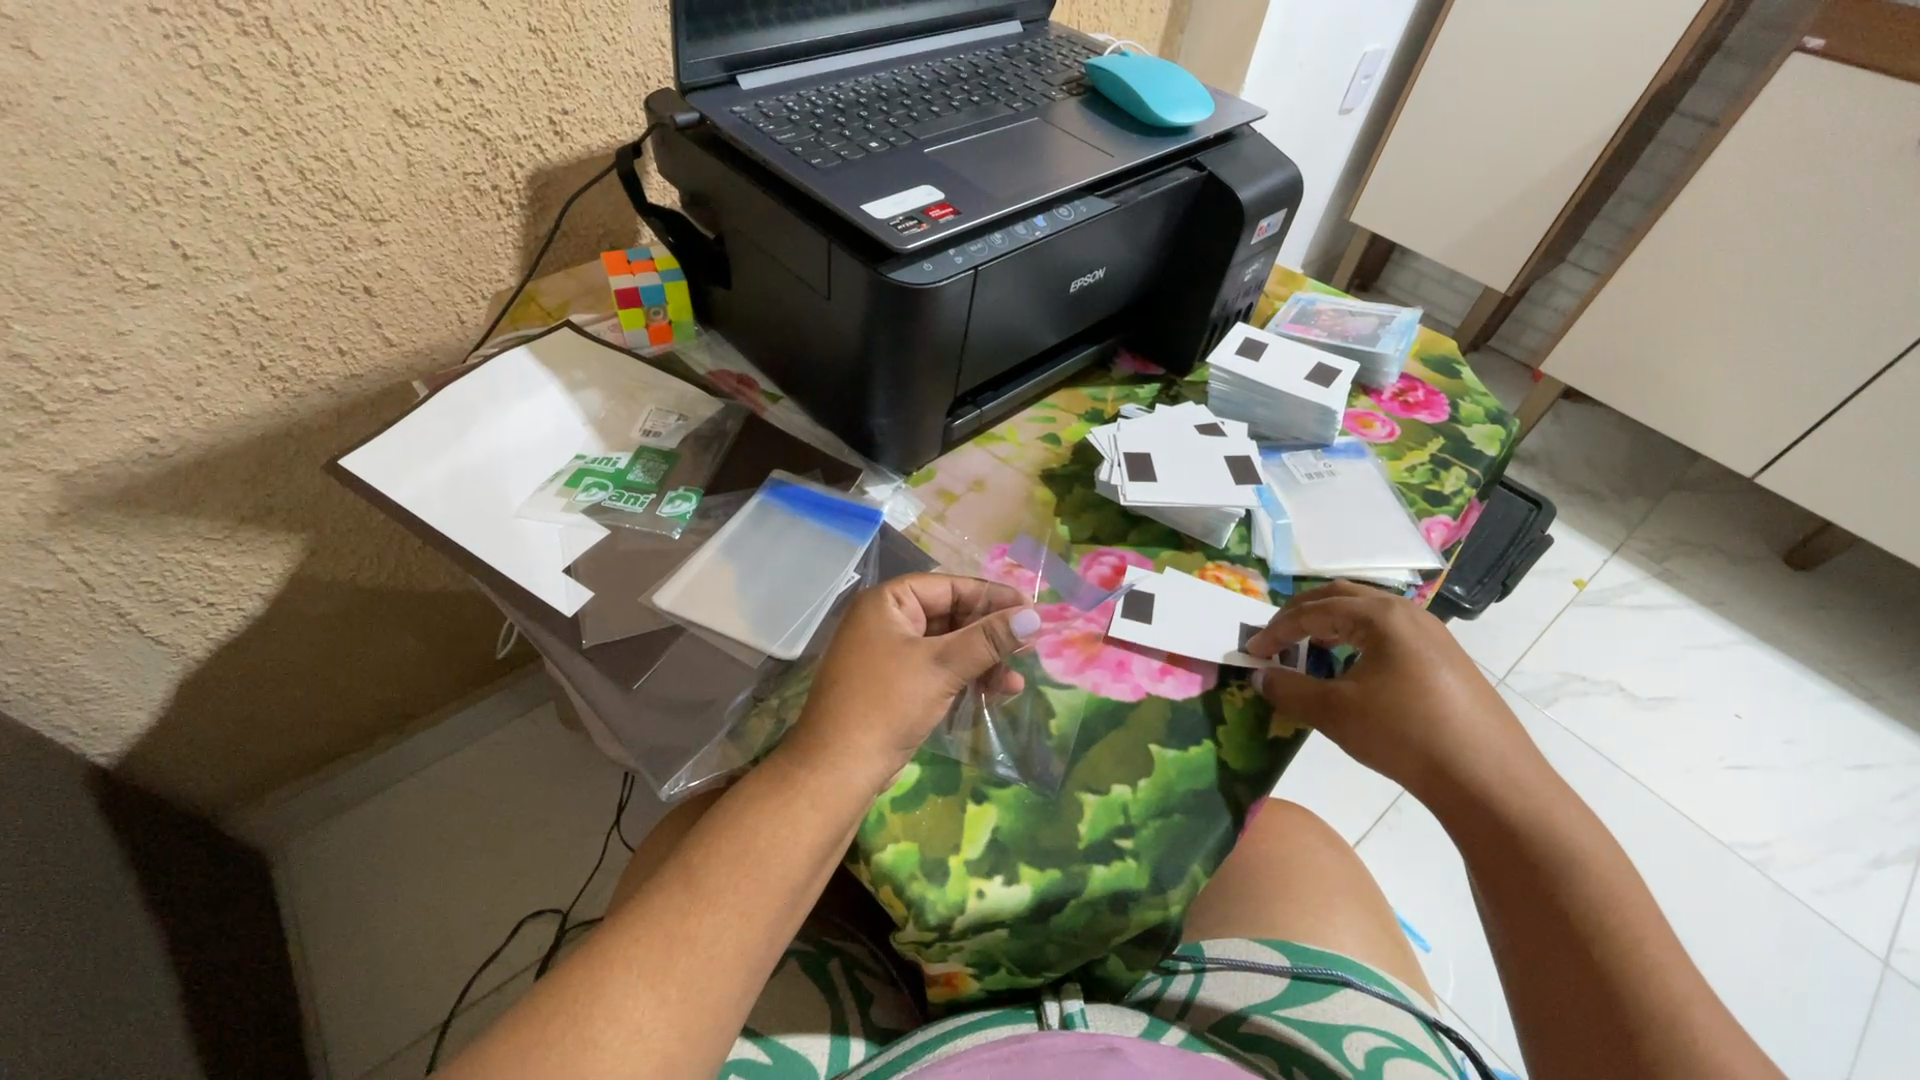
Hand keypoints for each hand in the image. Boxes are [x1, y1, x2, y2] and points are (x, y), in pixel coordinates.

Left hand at [780, 573, 1040, 792]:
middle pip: (951, 615)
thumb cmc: (887, 704)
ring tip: (1016, 681)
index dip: (992, 597)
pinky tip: (996, 694)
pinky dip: (966, 678)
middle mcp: (886, 621)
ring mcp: (889, 654)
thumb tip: (1035, 617)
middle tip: (1029, 648)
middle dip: (990, 635)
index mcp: (888, 602)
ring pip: (948, 646)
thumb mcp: (943, 666)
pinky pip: (938, 670)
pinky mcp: (896, 685)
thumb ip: (989, 639)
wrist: (838, 769)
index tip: (1031, 612)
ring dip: (983, 661)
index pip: (950, 586)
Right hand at [1244, 581, 1544, 802]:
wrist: (1487, 777)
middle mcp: (1408, 612)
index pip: (1313, 612)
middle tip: (1275, 639)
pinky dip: (1357, 639)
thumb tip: (1261, 676)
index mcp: (1380, 616)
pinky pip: (1388, 632)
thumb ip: (1290, 688)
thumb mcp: (1335, 713)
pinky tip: (1351, 671)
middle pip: (1341, 597)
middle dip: (1301, 615)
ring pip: (1367, 613)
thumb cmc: (1404, 735)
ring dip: (1330, 625)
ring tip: (1309, 651)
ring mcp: (1432, 634)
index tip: (1251, 652)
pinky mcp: (1445, 658)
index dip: (1276, 631)